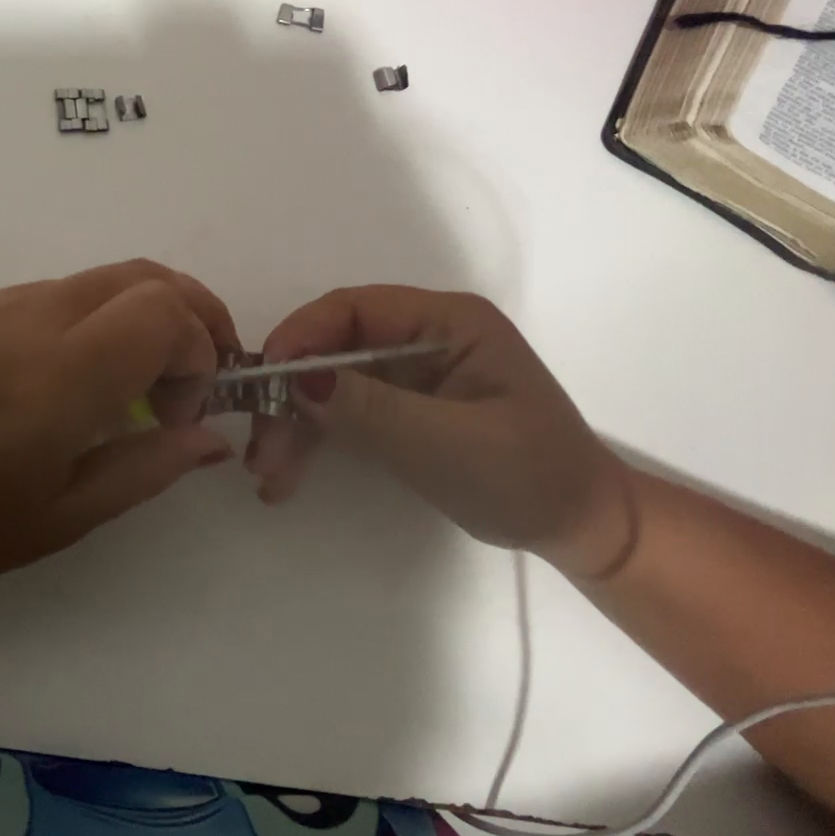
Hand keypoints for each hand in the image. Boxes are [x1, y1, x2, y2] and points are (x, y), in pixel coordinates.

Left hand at [0, 260, 239, 609]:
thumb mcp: (61, 517)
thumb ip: (147, 467)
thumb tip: (211, 436)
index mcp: (54, 377)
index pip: (163, 311)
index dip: (200, 349)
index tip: (184, 409)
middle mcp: (23, 319)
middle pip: (140, 275)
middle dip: (188, 315)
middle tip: (188, 379)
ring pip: (93, 281)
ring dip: (134, 318)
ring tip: (124, 386)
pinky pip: (44, 294)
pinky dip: (83, 321)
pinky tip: (60, 379)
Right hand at [245, 286, 634, 576]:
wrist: (575, 526)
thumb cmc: (527, 477)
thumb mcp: (448, 445)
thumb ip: (372, 410)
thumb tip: (295, 379)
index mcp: (447, 322)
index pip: (355, 309)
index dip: (301, 336)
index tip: (262, 381)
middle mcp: (421, 337)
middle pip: (331, 348)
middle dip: (289, 395)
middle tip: (259, 448)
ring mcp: (407, 374)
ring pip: (327, 383)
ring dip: (292, 424)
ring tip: (267, 475)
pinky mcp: (398, 408)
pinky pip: (340, 412)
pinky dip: (311, 440)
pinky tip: (285, 475)